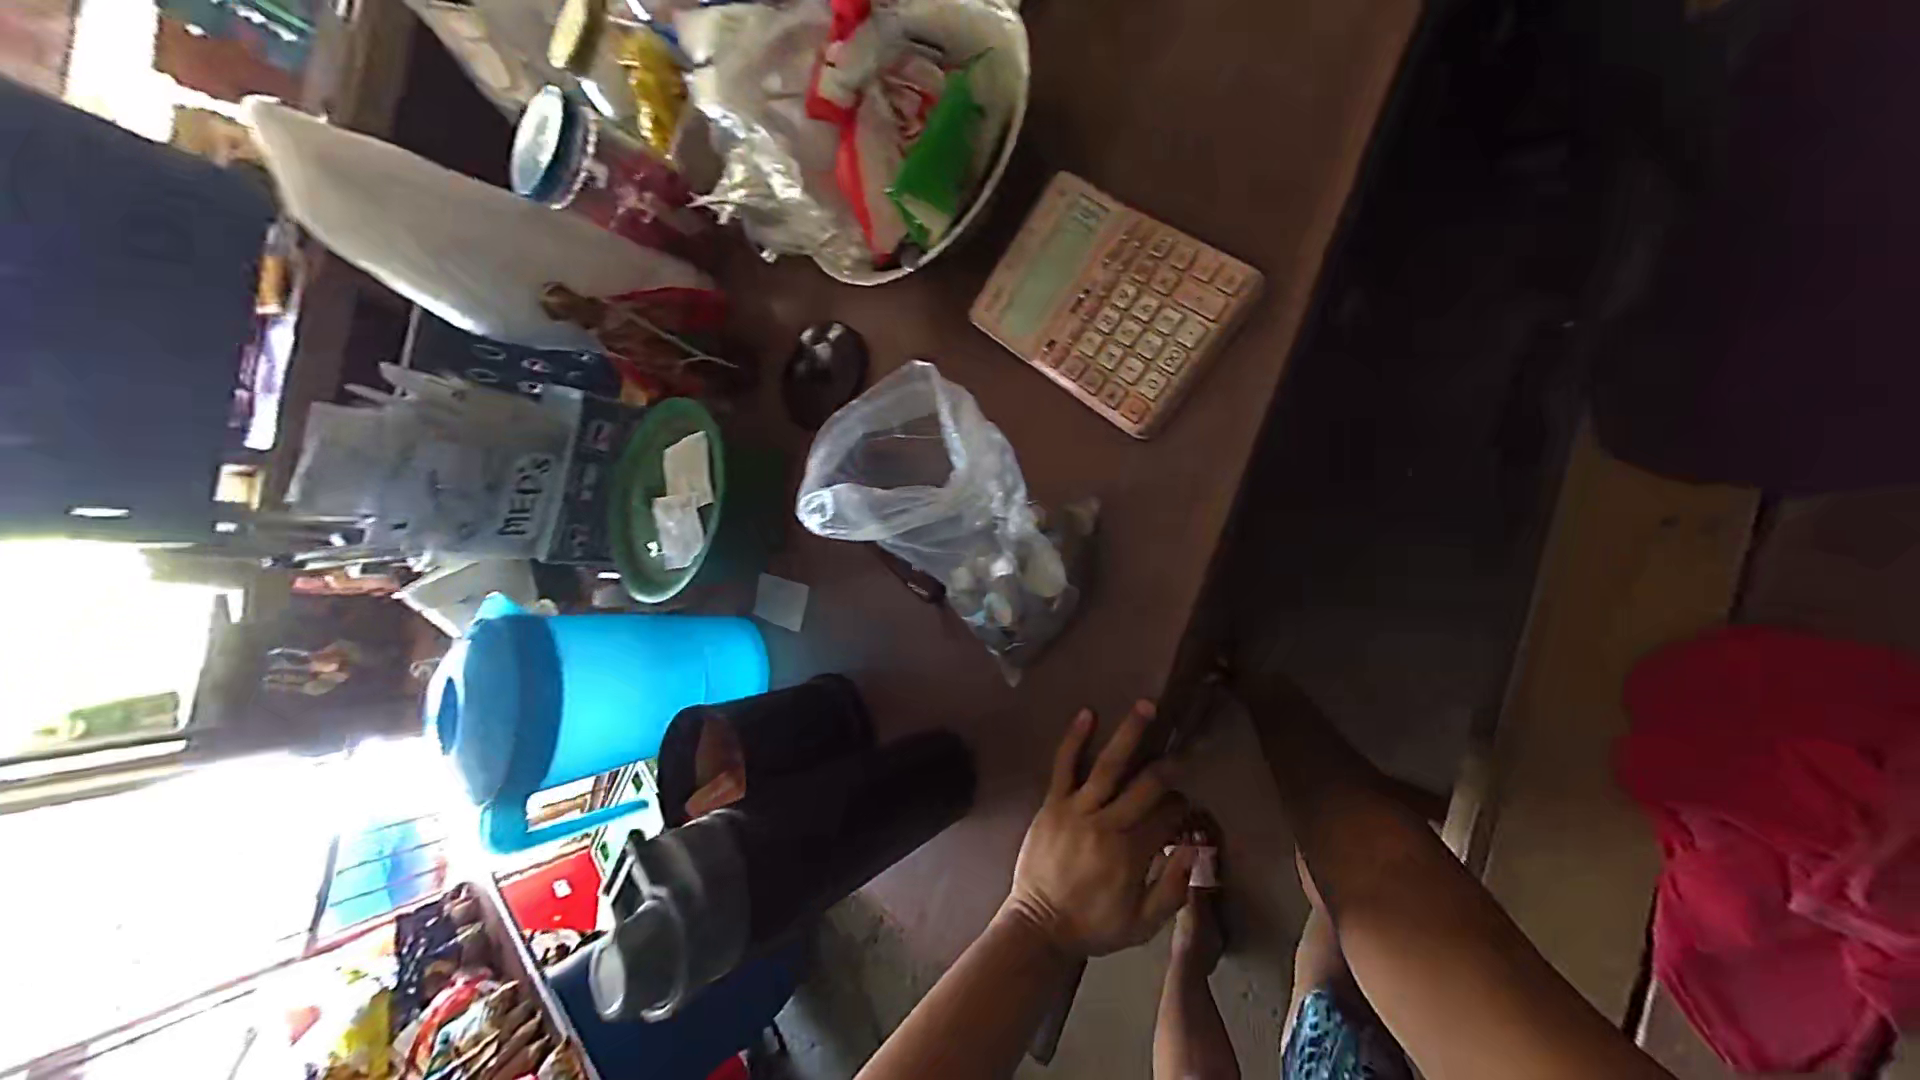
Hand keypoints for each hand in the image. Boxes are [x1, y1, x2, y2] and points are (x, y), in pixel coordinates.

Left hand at [1001, 700, 1194, 957]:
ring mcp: (1076, 809)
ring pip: (1108, 765)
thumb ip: (1172, 889)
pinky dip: (1074, 739)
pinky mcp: (1052, 803)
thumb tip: (1193, 849)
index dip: (1181, 807)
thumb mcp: (1142, 925)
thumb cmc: (1092, 925)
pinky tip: (1087, 713)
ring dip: (1129, 734)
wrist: (1038, 924)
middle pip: (1144, 786)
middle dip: (1165, 769)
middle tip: (1179, 752)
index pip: (1166, 817)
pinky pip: (1064, 765)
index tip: (1187, 803)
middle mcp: (1106, 824)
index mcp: (1131, 853)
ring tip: (1146, 706)